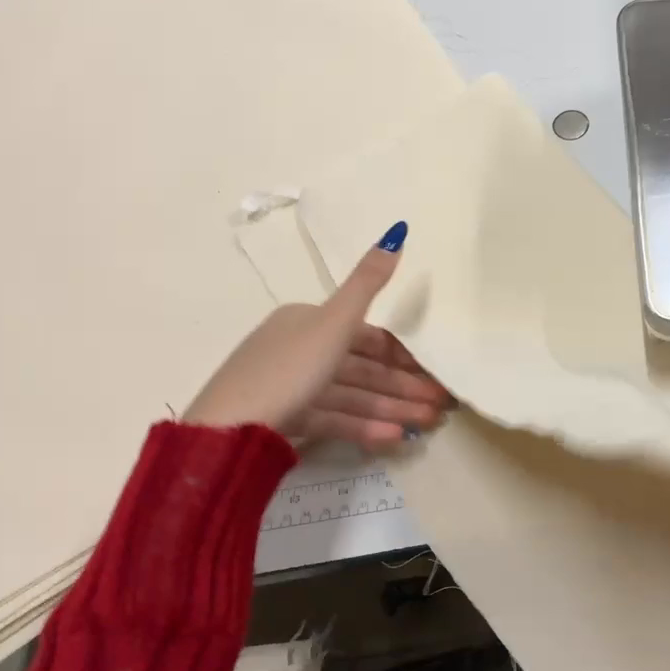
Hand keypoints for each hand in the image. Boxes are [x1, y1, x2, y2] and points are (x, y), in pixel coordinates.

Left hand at [186, 221, 450, 450]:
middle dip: (403, 386)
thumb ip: (368, 283)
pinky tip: (393, 439)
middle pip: (361, 367)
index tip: (431, 370)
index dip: (400, 352)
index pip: (364, 335)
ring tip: (426, 425)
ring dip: (391, 409)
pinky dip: (363, 427)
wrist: (229, 430)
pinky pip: (333, 419)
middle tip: (440, 404)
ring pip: (351, 396)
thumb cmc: (289, 367)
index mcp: (305, 321)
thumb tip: (398, 231)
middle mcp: (297, 349)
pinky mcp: (284, 420)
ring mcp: (290, 388)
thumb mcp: (335, 321)